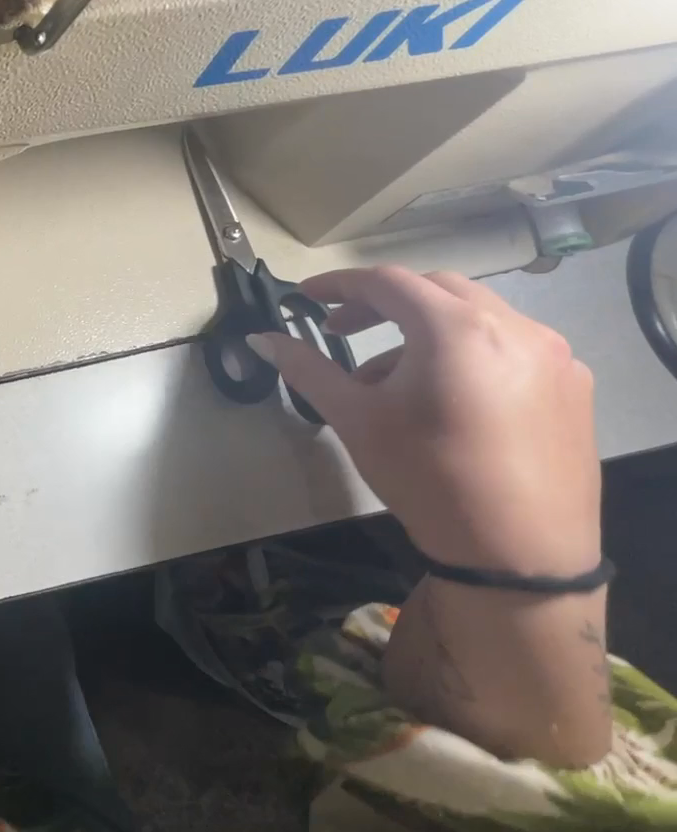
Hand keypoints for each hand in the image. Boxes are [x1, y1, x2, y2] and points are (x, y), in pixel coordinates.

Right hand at [251, 266, 599, 574]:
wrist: (517, 548)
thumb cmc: (424, 474)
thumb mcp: (353, 417)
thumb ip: (306, 368)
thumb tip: (262, 339)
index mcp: (456, 330)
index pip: (388, 282)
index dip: (339, 285)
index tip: (304, 298)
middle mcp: (515, 328)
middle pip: (434, 290)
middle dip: (379, 303)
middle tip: (338, 331)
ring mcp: (553, 355)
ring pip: (473, 316)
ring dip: (419, 329)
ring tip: (384, 378)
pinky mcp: (570, 384)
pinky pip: (506, 345)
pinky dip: (460, 351)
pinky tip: (437, 395)